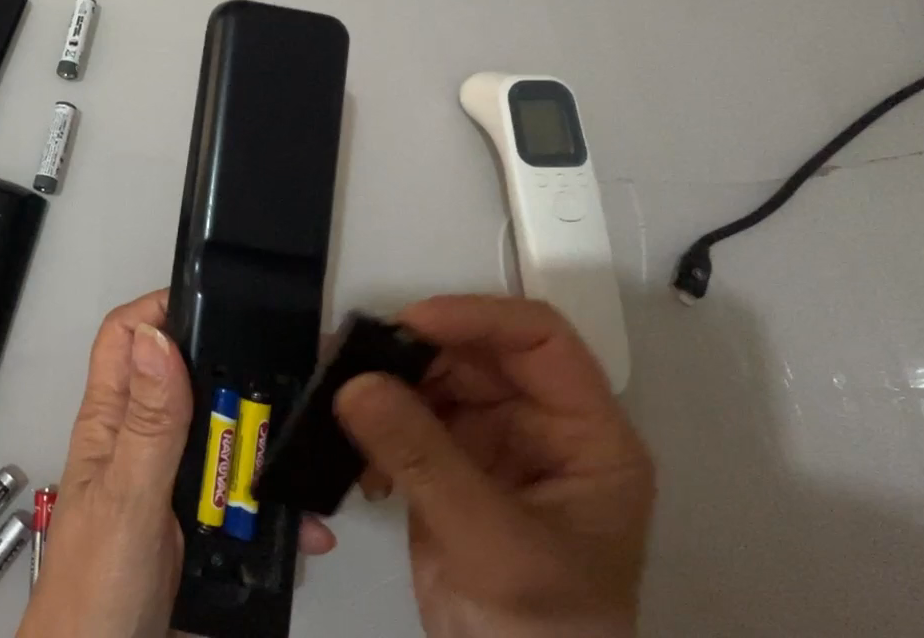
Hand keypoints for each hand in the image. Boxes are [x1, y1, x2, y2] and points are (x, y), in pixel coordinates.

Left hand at [18, 290, 334, 637]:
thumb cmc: (98, 584)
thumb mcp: (128, 498)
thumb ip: (148, 424)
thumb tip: (155, 336)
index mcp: (109, 423)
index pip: (124, 339)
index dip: (159, 310)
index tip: (216, 303)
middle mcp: (139, 444)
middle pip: (187, 386)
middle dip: (237, 385)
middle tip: (294, 391)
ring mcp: (168, 487)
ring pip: (224, 446)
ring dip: (265, 456)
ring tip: (309, 466)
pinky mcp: (195, 530)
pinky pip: (241, 505)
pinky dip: (274, 514)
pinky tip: (307, 531)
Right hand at [336, 295, 654, 637]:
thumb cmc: (542, 626)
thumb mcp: (491, 540)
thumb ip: (423, 458)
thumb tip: (353, 383)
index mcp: (584, 436)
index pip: (540, 342)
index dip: (477, 317)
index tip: (407, 323)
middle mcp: (537, 428)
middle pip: (473, 354)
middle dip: (412, 353)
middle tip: (348, 358)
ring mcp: (487, 447)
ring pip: (430, 380)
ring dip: (382, 386)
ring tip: (338, 401)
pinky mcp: (442, 468)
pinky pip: (400, 418)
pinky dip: (370, 424)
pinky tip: (353, 455)